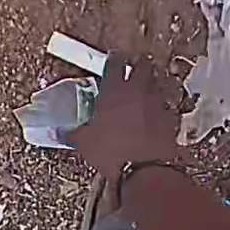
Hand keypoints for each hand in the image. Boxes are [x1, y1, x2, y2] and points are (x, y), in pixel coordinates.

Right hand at [66, 54, 180, 180]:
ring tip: (146, 92)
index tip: (113, 57)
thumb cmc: (111, 152)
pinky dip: (162, 109)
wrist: (144, 171)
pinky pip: (168, 107)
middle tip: (134, 68)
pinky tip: (157, 116)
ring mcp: (158, 103)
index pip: (115, 62)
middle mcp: (138, 91)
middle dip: (139, 64)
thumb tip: (58, 133)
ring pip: (158, 84)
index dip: (114, 58)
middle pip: (143, 65)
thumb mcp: (84, 143)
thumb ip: (72, 133)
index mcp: (114, 90)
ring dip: (153, 85)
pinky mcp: (171, 119)